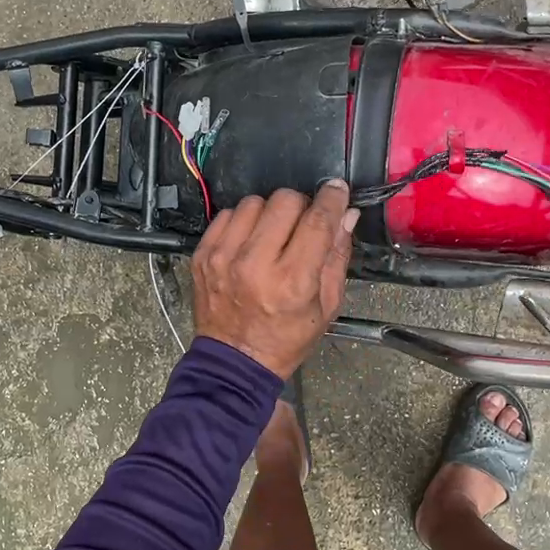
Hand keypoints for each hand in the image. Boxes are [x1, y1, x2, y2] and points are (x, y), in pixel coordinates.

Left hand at [190, 182, 358, 377]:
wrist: (234, 360)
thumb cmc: (286, 337)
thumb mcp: (327, 305)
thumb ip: (337, 255)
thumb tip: (346, 214)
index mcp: (292, 282)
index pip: (316, 221)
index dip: (331, 198)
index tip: (336, 189)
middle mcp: (254, 264)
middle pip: (284, 200)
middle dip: (300, 206)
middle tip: (301, 225)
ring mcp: (223, 257)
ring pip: (254, 202)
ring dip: (269, 213)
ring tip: (272, 236)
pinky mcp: (203, 254)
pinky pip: (227, 214)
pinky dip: (242, 222)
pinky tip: (249, 242)